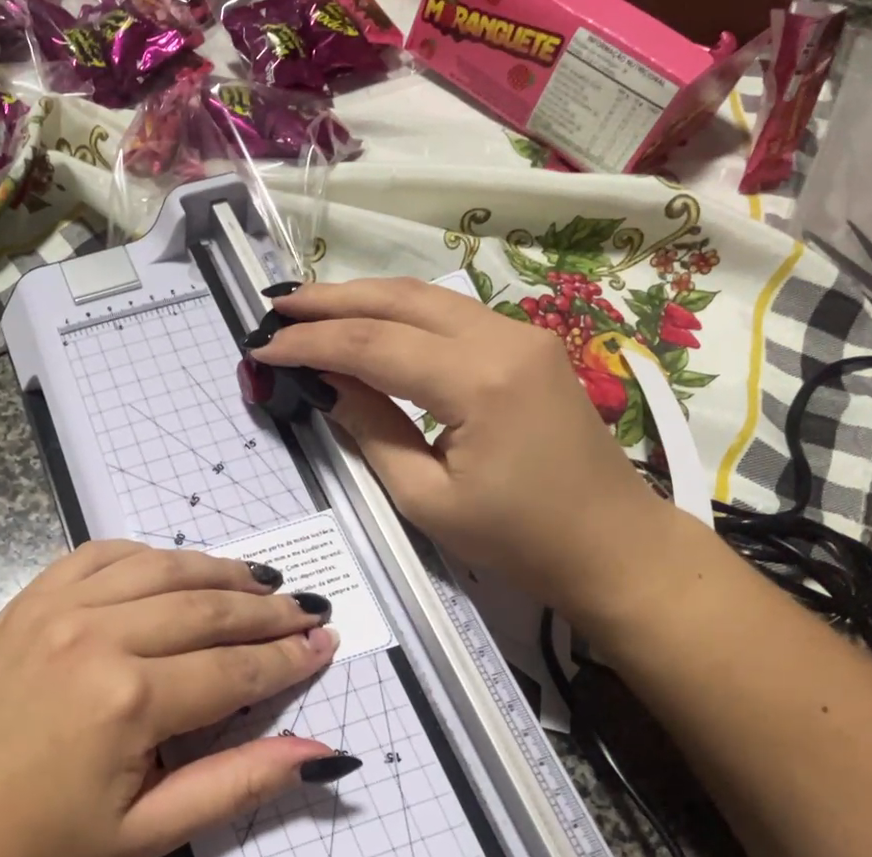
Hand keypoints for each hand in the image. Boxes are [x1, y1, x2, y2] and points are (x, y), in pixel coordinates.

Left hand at [0, 542, 343, 856]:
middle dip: (265, 611)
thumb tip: (326, 756)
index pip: (235, 669)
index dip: (288, 657)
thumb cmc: (53, 836)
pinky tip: (173, 569)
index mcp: (128, 701)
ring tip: (259, 581)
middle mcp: (95, 637)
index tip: (326, 642)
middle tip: (306, 610)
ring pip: (159, 569)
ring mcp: (55, 608)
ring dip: (216, 572)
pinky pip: (99, 554)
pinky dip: (146, 555)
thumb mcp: (152, 830)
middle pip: (205, 610)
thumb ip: (240, 784)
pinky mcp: (28, 599)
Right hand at [251, 278, 677, 625]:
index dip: (310, 343)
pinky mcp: (529, 345)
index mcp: (478, 382)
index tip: (260, 346)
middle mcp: (504, 338)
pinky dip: (399, 314)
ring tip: (307, 309)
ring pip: (426, 298)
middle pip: (399, 300)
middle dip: (331, 300)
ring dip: (364, 299)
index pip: (373, 344)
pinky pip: (450, 315)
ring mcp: (524, 335)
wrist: (611, 544)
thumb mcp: (426, 497)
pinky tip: (367, 324)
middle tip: (275, 308)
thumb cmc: (517, 538)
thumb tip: (324, 383)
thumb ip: (371, 429)